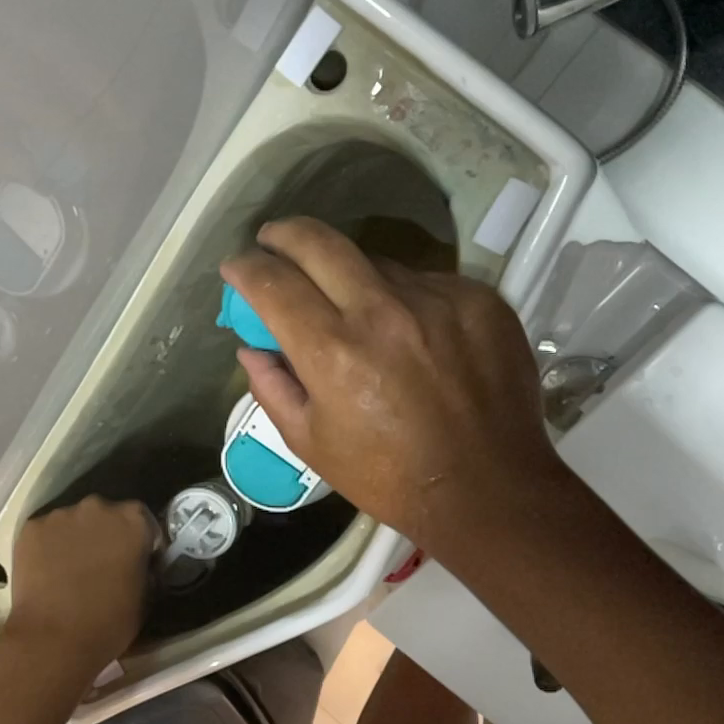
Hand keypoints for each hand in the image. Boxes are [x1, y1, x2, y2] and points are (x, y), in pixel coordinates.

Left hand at [3, 496, 156, 669]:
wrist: (53, 639)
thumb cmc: (109, 623)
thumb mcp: (145, 597)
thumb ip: (144, 569)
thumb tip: (137, 564)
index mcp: (133, 520)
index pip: (143, 520)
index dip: (140, 541)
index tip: (135, 561)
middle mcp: (98, 507)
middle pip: (105, 515)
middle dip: (105, 535)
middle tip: (101, 565)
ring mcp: (60, 515)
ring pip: (72, 523)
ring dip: (75, 539)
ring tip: (70, 571)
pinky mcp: (31, 528)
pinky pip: (45, 533)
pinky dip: (48, 547)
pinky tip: (47, 573)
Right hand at [220, 217, 566, 542]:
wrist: (487, 488)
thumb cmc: (387, 477)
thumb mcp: (310, 443)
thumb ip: (272, 387)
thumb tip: (251, 348)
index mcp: (333, 352)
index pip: (274, 284)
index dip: (245, 269)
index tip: (235, 267)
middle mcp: (382, 311)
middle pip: (320, 242)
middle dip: (284, 235)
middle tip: (272, 240)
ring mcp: (436, 299)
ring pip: (375, 261)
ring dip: (347, 272)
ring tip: (347, 304)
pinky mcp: (477, 299)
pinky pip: (423, 281)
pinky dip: (401, 297)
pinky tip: (406, 330)